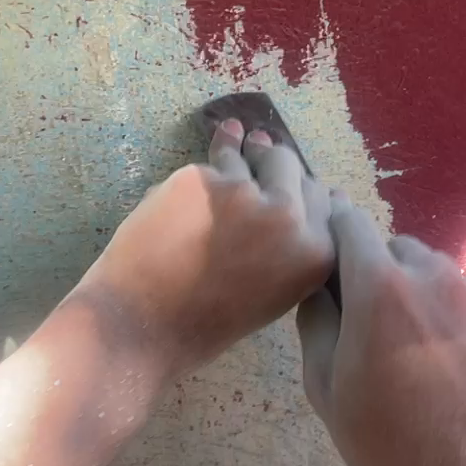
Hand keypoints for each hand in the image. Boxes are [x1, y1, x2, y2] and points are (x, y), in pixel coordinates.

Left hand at [75, 118, 334, 381]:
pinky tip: (193, 180)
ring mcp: (243, 193)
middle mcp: (288, 217)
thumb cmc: (207, 323)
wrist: (142, 327)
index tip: (291, 179)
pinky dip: (200, 174)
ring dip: (237, 150)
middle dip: (272, 161)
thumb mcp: (274, 292)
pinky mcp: (201, 179)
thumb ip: (291, 247)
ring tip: (234, 138)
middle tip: (261, 152)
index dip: (303, 186)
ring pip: (247, 153)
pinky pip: (207, 165)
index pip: (322, 196)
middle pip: (288, 163)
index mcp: (315, 253)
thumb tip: (296, 197)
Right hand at [297, 197, 465, 465]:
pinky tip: (448, 355)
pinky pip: (461, 290)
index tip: (326, 246)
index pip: (348, 220)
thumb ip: (315, 320)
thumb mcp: (325, 388)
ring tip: (412, 343)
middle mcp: (429, 271)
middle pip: (390, 245)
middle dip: (374, 269)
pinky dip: (447, 306)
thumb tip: (319, 284)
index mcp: (379, 285)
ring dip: (413, 287)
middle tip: (369, 321)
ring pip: (428, 266)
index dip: (333, 227)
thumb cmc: (392, 446)